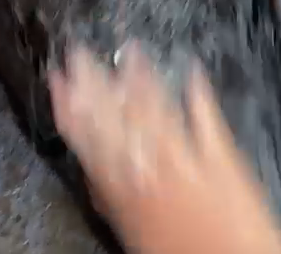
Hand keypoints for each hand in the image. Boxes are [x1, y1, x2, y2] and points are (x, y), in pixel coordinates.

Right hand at [47, 45, 280, 253]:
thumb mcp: (131, 232)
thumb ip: (110, 196)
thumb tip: (90, 172)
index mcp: (122, 186)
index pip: (85, 136)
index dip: (67, 105)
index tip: (57, 77)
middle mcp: (148, 165)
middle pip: (115, 115)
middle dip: (93, 80)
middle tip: (79, 50)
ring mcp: (185, 159)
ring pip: (155, 109)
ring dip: (141, 76)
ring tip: (131, 49)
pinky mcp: (223, 160)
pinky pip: (207, 119)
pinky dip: (198, 92)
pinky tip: (191, 70)